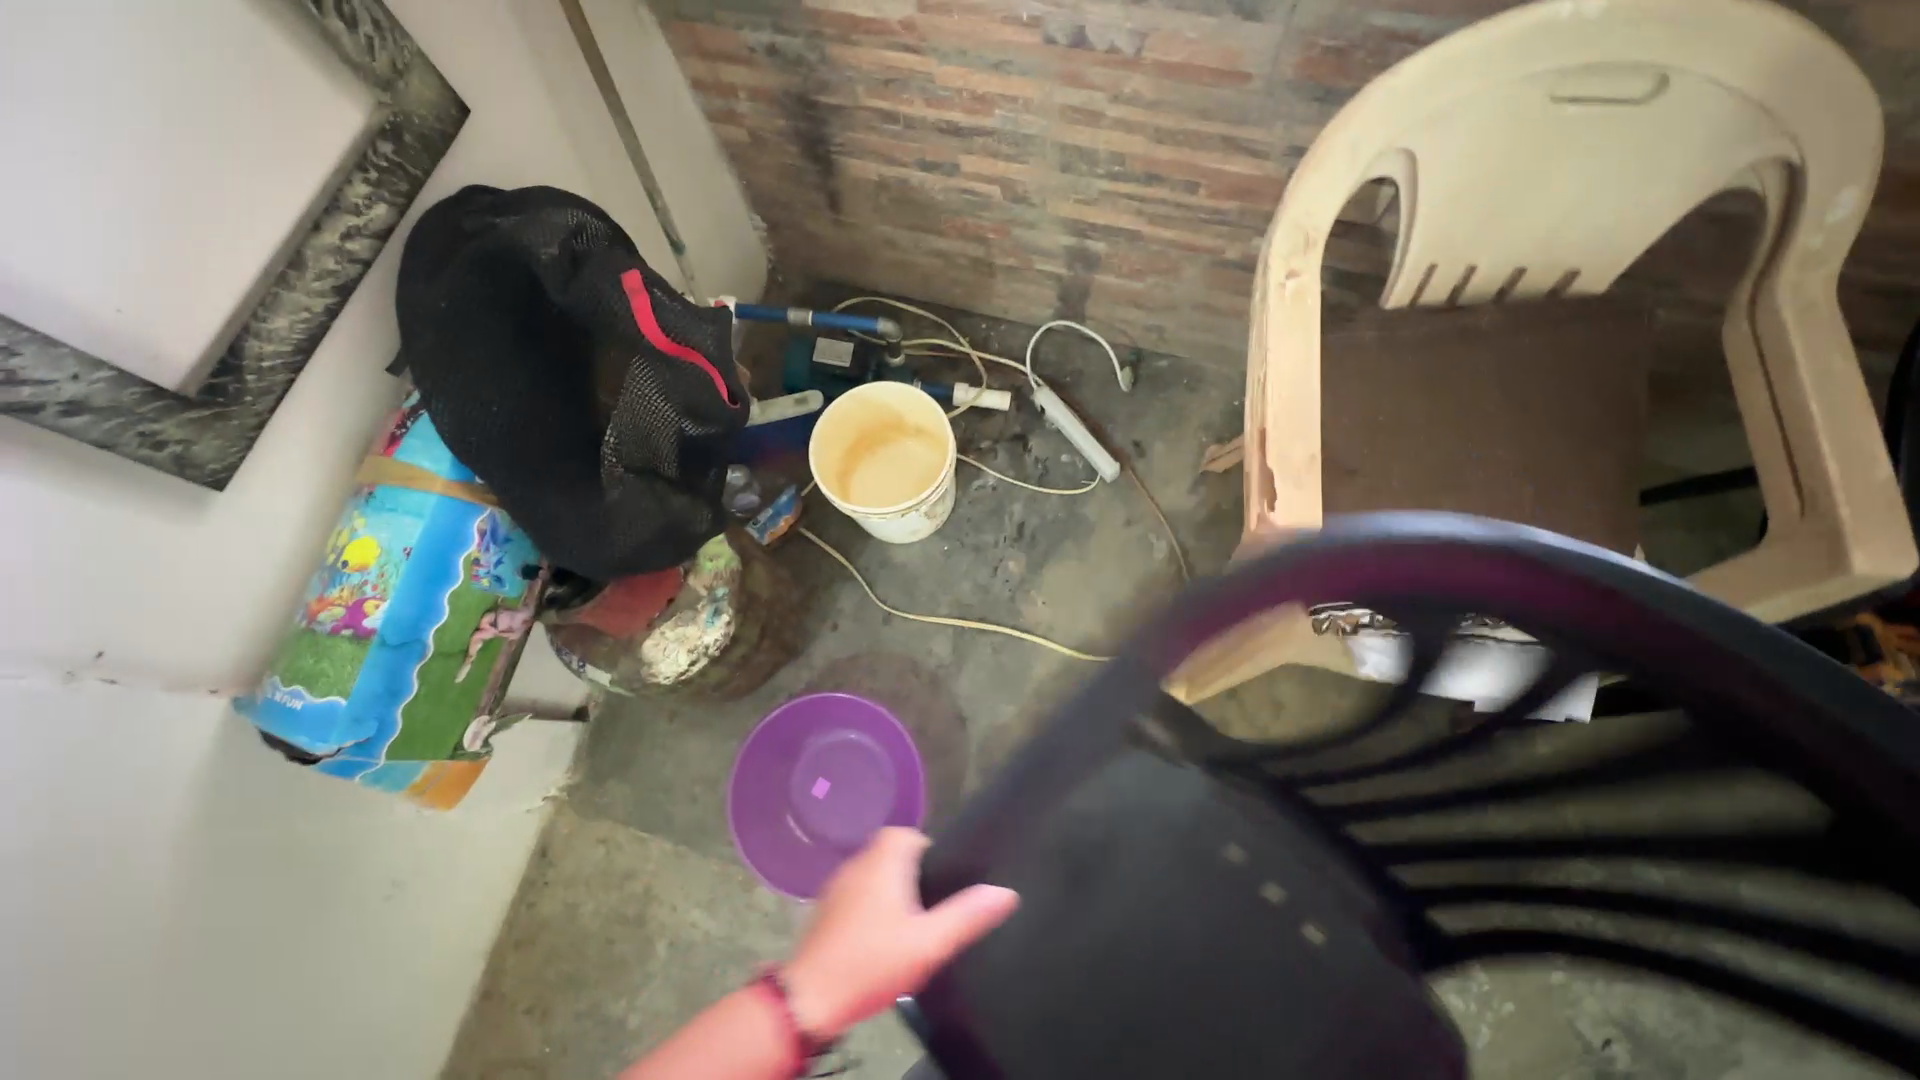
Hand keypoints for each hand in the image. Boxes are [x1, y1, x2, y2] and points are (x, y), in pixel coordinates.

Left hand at [782, 827, 1018, 1039]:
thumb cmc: (872, 963)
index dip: (927, 848)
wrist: (810, 999)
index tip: (942, 877)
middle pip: (888, 852)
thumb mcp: (929, 943)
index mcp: (881, 863)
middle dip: (911, 871)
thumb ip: (966, 916)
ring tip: (912, 922)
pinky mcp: (824, 912)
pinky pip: (855, 895)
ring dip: (889, 889)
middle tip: (932, 903)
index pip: (905, 833)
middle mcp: (856, 866)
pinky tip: (881, 938)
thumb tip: (1006, 892)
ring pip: (870, 874)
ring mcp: (836, 889)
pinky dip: (870, 906)